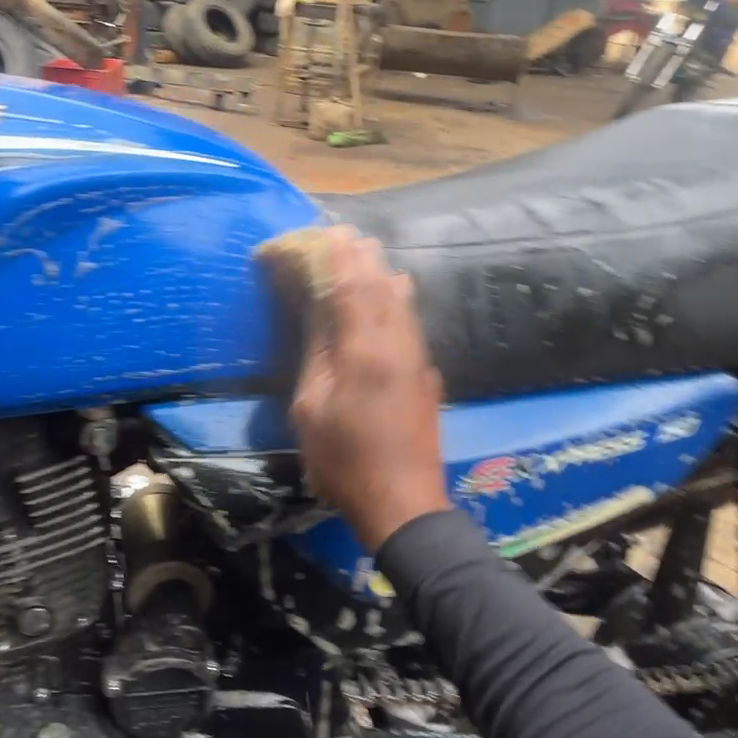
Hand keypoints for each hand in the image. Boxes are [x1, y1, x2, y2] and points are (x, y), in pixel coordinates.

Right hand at [289, 227, 450, 551]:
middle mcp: (397, 344)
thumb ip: (316, 351)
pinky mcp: (425, 374)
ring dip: (378, 270)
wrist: (404, 505)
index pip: (348, 285)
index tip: (312, 233)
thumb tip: (315, 307)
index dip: (329, 255)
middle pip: (380, 283)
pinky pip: (409, 319)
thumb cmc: (344, 460)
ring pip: (401, 299)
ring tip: (361, 251)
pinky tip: (391, 290)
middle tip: (336, 232)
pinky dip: (392, 295)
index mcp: (364, 350)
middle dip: (357, 254)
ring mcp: (417, 358)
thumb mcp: (311, 406)